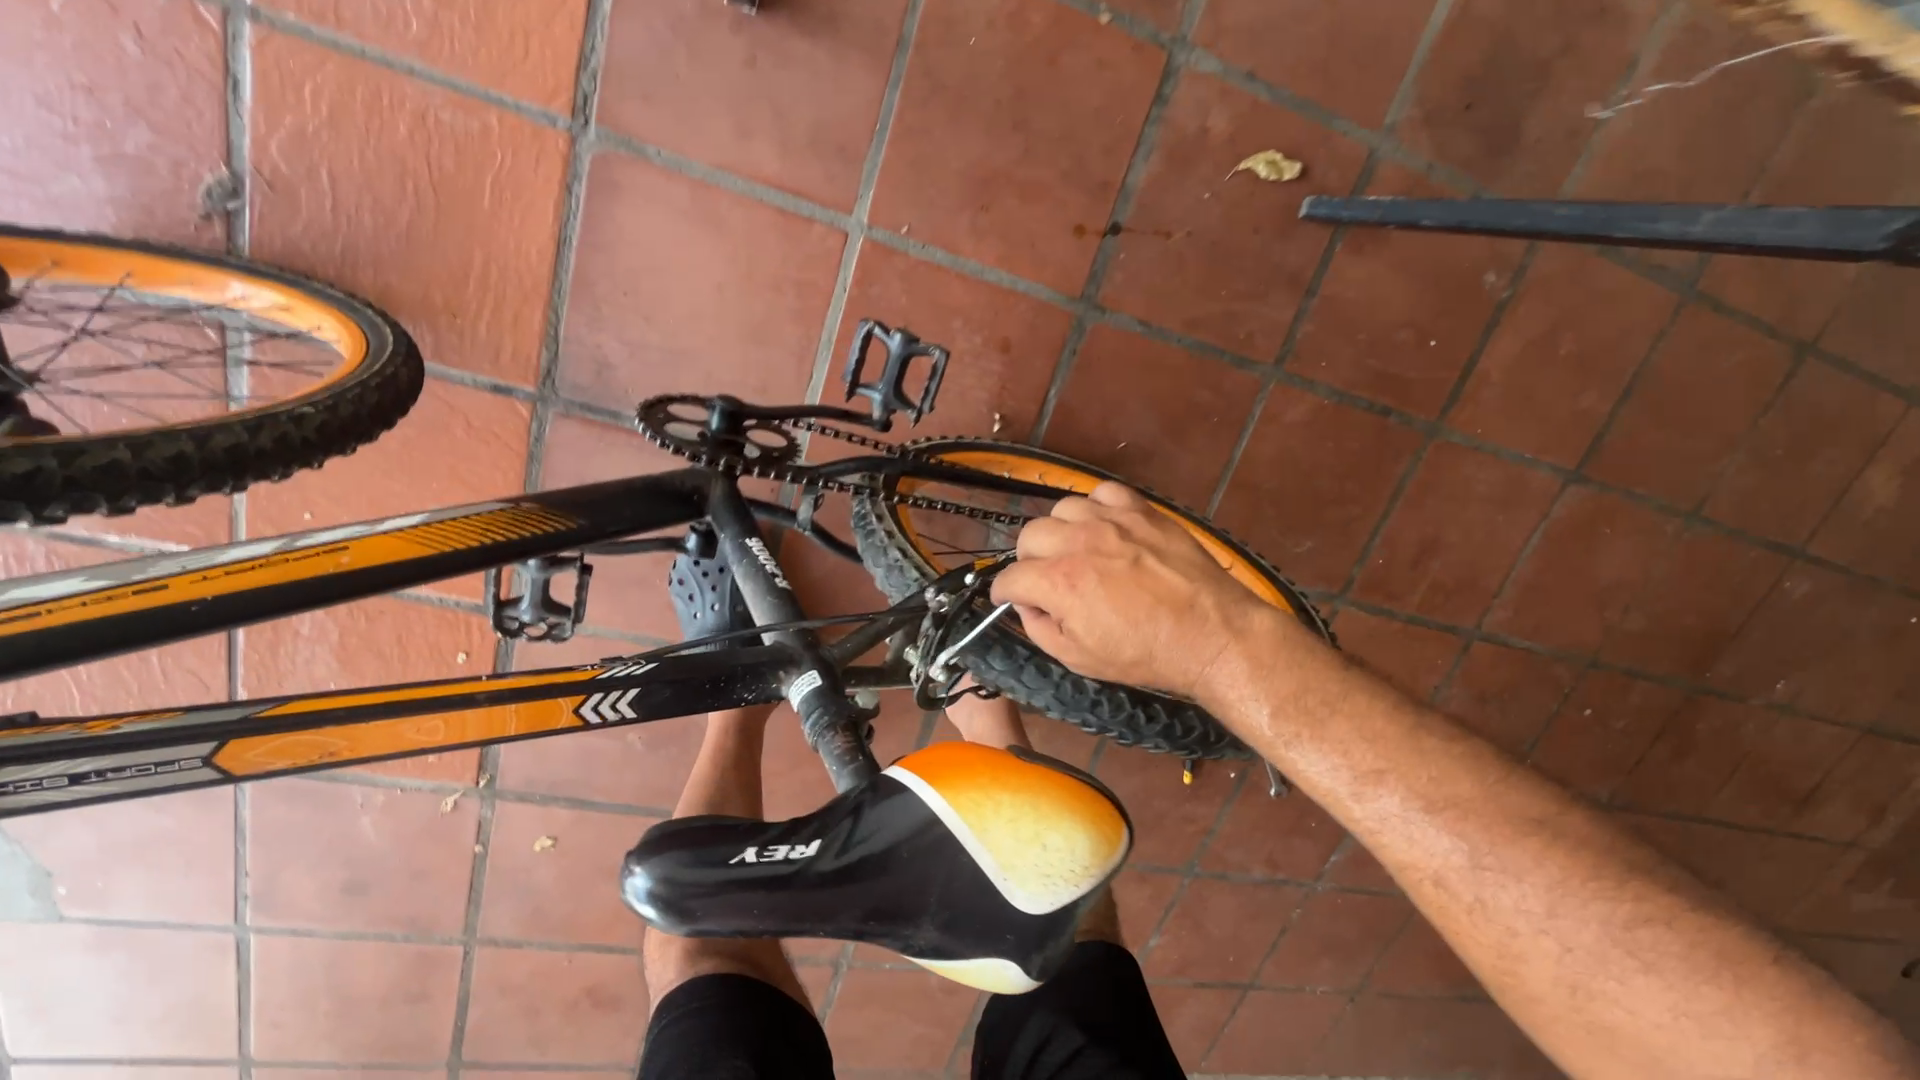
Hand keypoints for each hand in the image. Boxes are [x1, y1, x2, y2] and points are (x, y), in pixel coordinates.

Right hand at [990, 482, 1295, 700]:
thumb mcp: (1079, 659)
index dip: (1004, 593)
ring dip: (1060, 532)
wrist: (1211, 634)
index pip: (1009, 578)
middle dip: (1029, 561)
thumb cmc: (1145, 654)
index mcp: (1059, 583)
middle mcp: (1078, 543)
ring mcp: (1112, 521)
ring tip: (1076, 551)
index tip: (1009, 599)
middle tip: (1047, 580)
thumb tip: (1027, 606)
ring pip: (1062, 509)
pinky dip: (1095, 508)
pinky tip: (1104, 528)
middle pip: (1029, 536)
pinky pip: (1102, 493)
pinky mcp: (1142, 510)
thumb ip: (1040, 629)